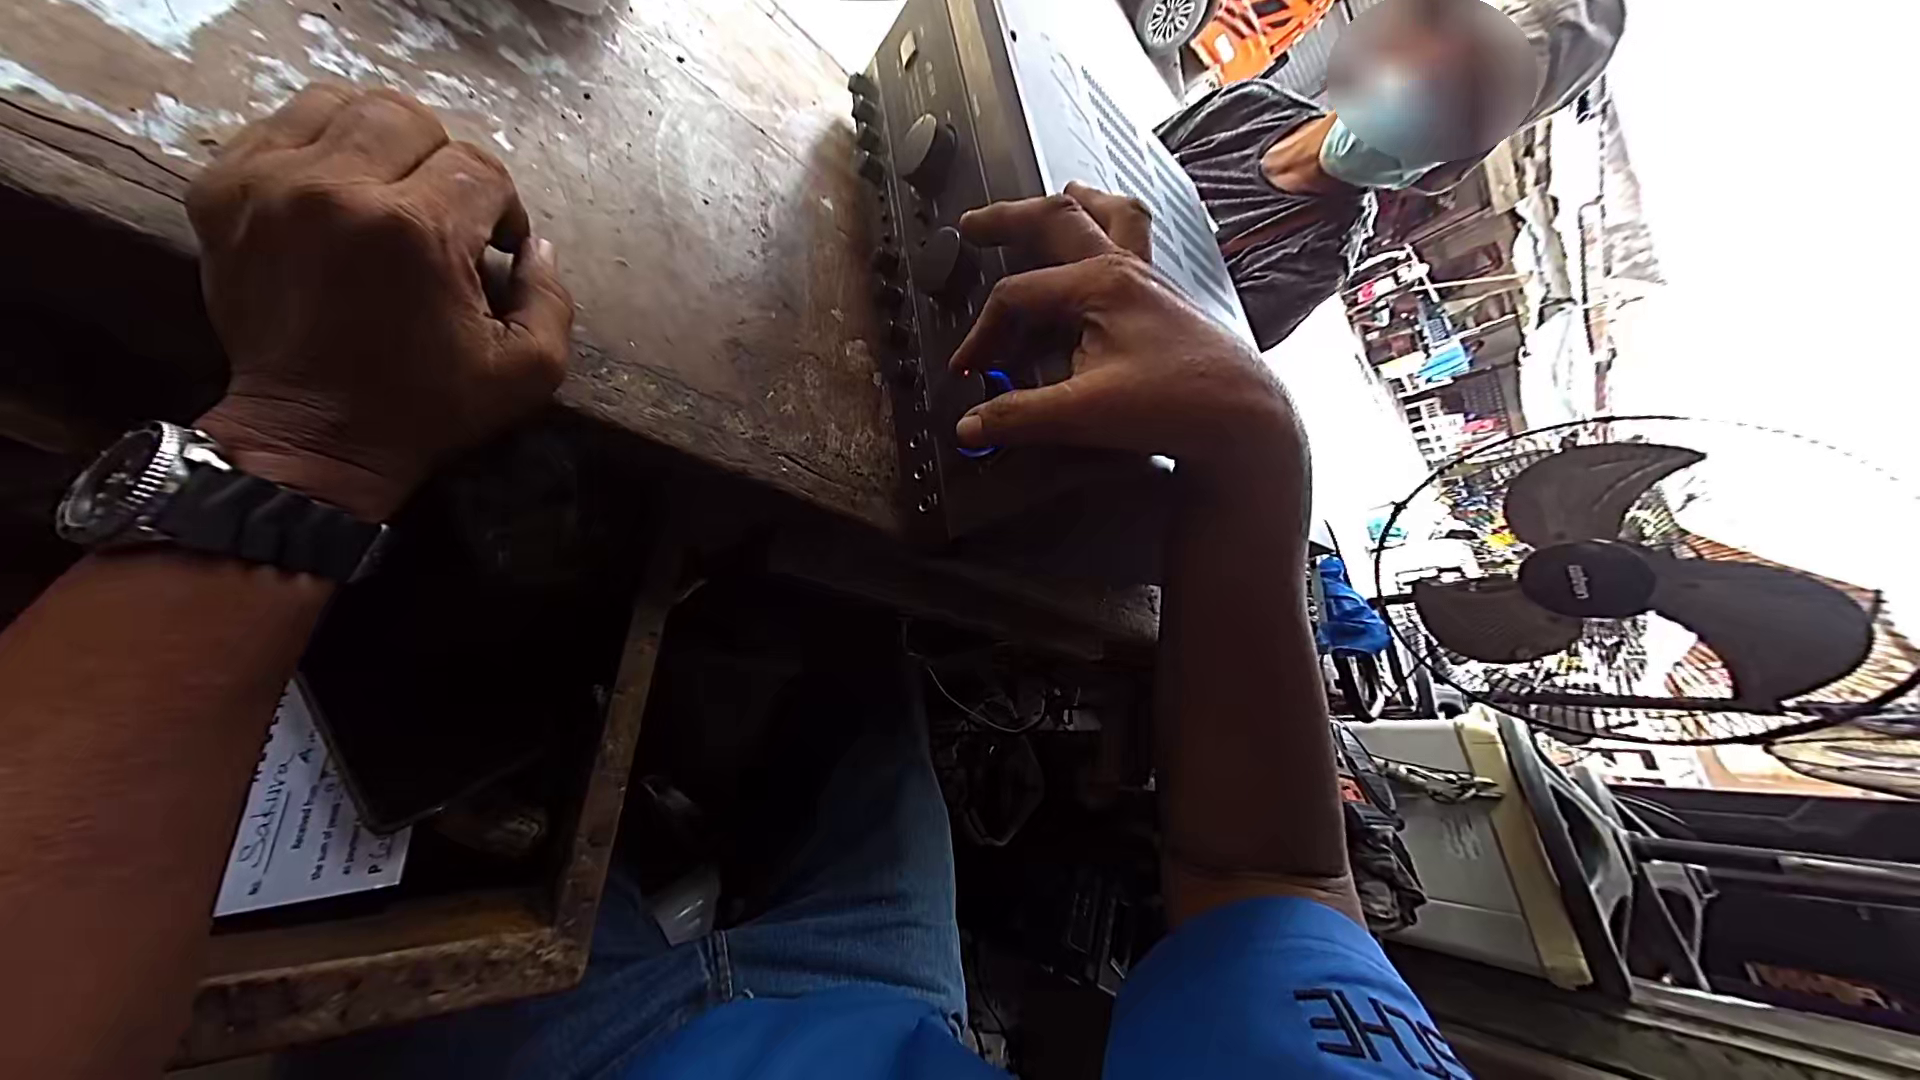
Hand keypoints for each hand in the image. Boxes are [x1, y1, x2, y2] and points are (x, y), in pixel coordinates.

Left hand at [186, 84, 573, 520]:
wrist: (318, 432)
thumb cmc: (436, 404)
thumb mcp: (532, 369)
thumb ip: (553, 299)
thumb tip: (537, 246)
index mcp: (415, 233)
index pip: (479, 168)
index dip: (506, 208)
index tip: (500, 251)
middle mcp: (335, 188)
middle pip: (407, 117)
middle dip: (449, 165)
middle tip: (454, 218)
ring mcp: (266, 181)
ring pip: (339, 104)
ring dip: (388, 145)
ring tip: (403, 198)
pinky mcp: (222, 190)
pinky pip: (282, 126)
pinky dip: (330, 152)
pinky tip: (351, 202)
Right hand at [949, 185, 1302, 482]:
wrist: (1243, 419)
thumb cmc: (1181, 404)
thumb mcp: (1082, 413)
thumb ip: (1018, 416)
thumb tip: (973, 425)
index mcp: (1100, 284)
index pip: (1017, 295)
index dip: (983, 333)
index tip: (969, 367)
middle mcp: (1126, 271)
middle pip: (1058, 219)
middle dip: (1007, 219)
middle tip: (975, 226)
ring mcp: (1148, 282)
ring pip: (1109, 216)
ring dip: (1074, 207)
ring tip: (1054, 201)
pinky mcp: (1161, 302)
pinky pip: (1134, 244)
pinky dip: (1110, 232)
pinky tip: (1105, 248)